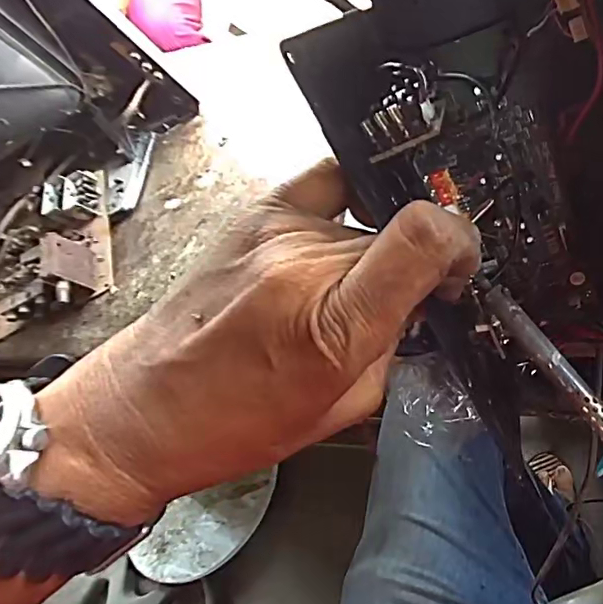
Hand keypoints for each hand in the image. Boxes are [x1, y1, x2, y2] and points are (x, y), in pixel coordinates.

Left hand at [32, 160, 479, 523]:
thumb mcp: (348, 403)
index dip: (461, 244)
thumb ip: (397, 343)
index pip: (429, 235)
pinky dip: (356, 202)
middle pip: (406, 231)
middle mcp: (307, 264)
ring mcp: (279, 233)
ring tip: (352, 286)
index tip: (458, 270)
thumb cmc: (236, 421)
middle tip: (400, 300)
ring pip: (373, 222)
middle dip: (420, 264)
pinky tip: (349, 229)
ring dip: (381, 252)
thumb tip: (423, 299)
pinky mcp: (256, 217)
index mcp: (339, 323)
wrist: (141, 412)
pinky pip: (332, 182)